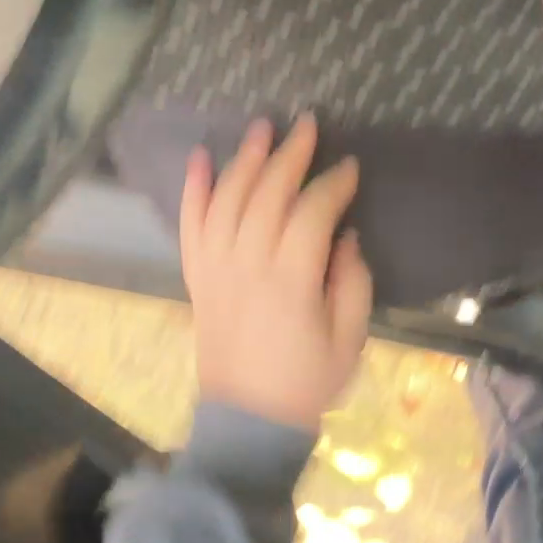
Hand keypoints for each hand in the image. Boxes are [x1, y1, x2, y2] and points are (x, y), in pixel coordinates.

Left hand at [180, 116, 373, 430]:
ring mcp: (216, 269)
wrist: (248, 419)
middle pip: (267, 194)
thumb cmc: (307, 380)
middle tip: (307, 124)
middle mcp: (248, 265)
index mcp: (291, 281)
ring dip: (245, 160)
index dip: (333, 185)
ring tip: (262, 128)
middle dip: (290, 155)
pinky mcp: (197, 277)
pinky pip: (189, 225)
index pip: (312, 213)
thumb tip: (344, 236)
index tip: (350, 167)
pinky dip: (193, 189)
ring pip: (227, 200)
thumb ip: (353, 282)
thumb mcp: (349, 338)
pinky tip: (201, 158)